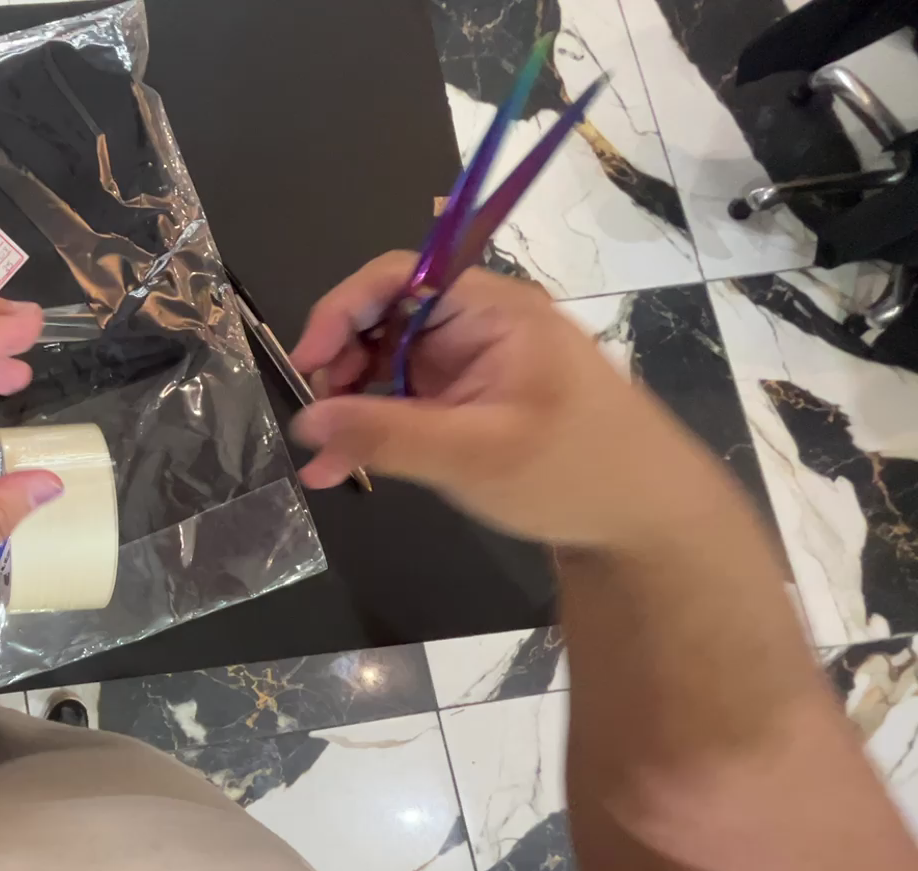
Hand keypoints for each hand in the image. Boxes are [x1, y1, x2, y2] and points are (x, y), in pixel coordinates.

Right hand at [287, 252, 727, 549]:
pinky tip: (339, 465)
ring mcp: (462, 365)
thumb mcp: (471, 455)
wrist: (638, 522)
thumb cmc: (573, 474)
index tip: (305, 365)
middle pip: (378, 319)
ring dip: (344, 403)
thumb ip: (382, 435)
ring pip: (376, 363)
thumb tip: (303, 421)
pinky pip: (391, 401)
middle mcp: (472, 327)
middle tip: (318, 416)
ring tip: (329, 455)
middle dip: (337, 363)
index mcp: (491, 313)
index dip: (341, 311)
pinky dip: (362, 429)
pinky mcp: (455, 400)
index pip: (397, 278)